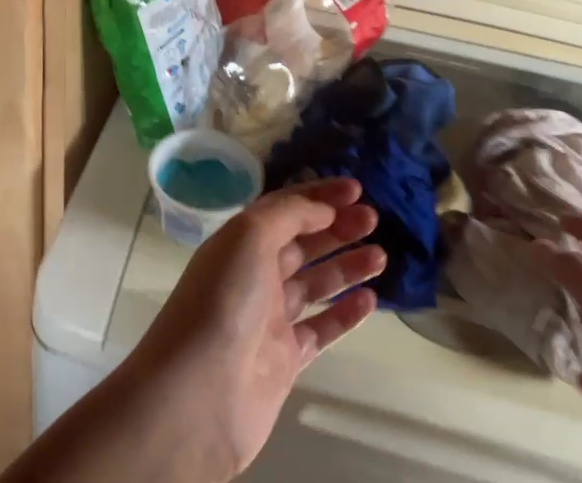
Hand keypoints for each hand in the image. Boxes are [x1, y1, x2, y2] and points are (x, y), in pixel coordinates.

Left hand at [0, 179, 383, 482]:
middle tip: (374, 219)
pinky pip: (321, 329)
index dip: (318, 196)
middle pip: (301, 244)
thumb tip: (323, 209)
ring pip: (315, 284)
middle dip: (337, 228)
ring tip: (380, 256)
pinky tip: (370, 300)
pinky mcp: (286, 359)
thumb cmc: (223, 301)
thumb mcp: (250, 237)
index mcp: (238, 243)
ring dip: (347, 267)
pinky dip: (346, 314)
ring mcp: (269, 320)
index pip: (282, 209)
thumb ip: (288, 215)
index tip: (356, 189)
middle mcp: (252, 276)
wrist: (201, 391)